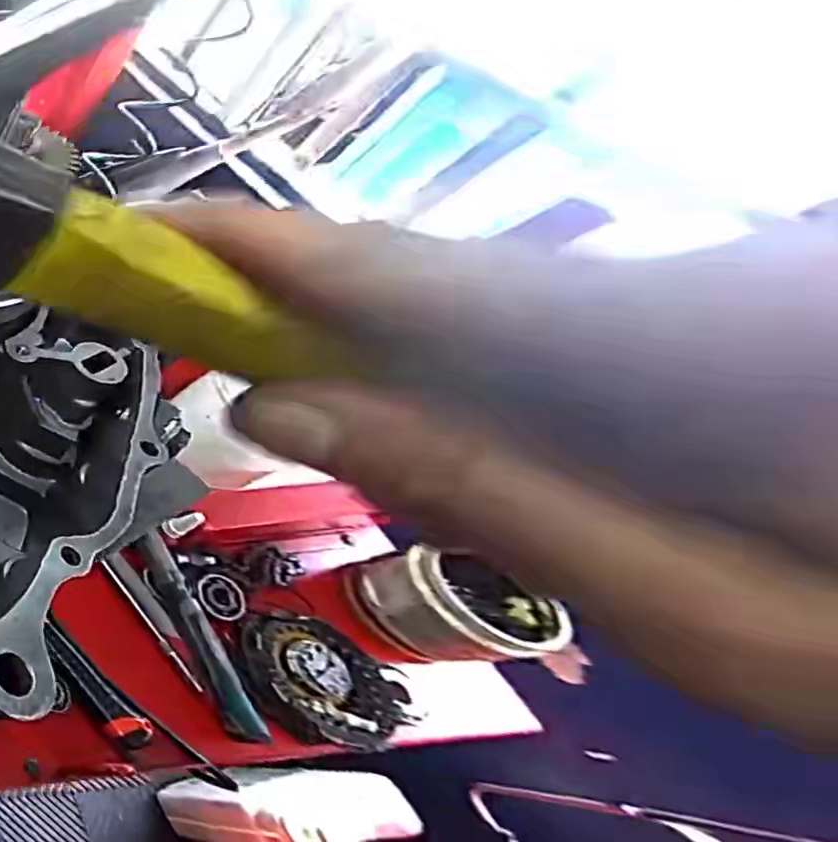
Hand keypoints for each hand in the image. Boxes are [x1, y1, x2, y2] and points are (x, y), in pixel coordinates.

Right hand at [156, 200, 837, 745]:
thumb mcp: (702, 612)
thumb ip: (474, 494)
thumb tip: (275, 409)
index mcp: (664, 345)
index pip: (386, 265)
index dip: (245, 240)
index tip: (142, 230)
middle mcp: (647, 289)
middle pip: (398, 268)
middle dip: (268, 290)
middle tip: (172, 317)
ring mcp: (655, 293)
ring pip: (440, 294)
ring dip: (334, 336)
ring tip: (283, 391)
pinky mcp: (651, 317)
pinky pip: (488, 320)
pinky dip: (411, 357)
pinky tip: (400, 409)